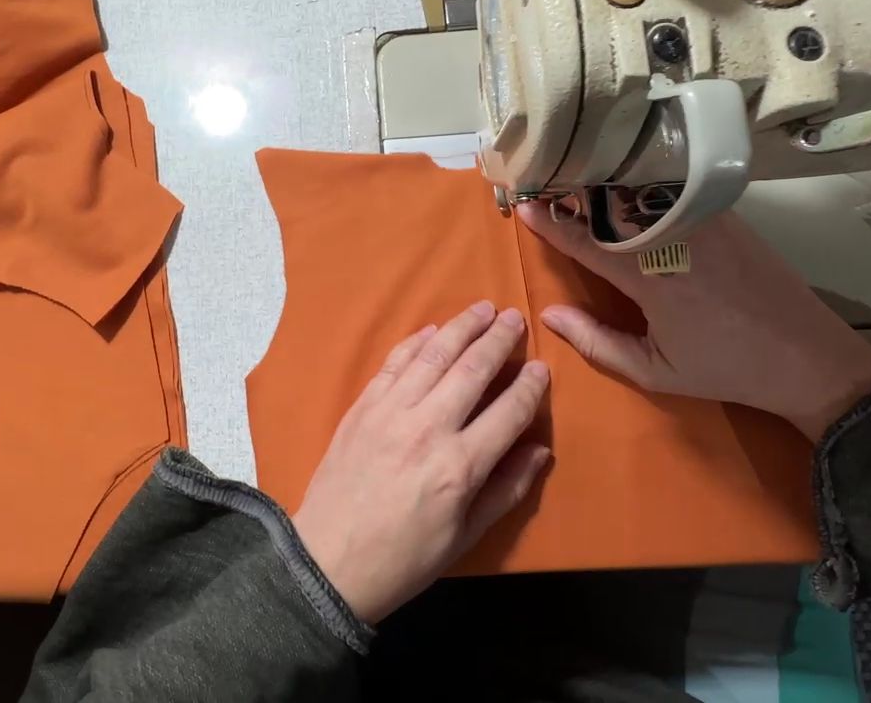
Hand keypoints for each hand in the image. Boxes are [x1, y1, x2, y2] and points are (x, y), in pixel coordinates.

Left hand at [290, 302, 551, 624]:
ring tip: (483, 309)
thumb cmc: (404, 557)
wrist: (328, 561)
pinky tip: (433, 329)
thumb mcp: (465, 537)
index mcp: (460, 466)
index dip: (529, 387)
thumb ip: (506, 490)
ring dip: (461, 327)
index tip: (542, 367)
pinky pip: (394, 362)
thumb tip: (540, 450)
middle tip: (516, 317)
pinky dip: (416, 341)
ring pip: (434, 355)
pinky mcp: (363, 405)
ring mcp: (391, 411)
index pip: (508, 413)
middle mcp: (428, 427)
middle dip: (498, 340)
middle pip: (472, 370)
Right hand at [517, 204, 870, 441]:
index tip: (522, 204)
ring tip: (577, 173)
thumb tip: (548, 314)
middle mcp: (672, 237)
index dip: (551, 222)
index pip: (586, 240)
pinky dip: (642, 181)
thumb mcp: (657, 371)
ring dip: (605, 180)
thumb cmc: (726, 368)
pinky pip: (673, 188)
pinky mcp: (725, 213)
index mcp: (649, 277)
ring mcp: (702, 218)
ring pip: (640, 187)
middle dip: (572, 188)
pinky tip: (627, 179)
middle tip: (543, 177)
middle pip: (610, 200)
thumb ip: (597, 343)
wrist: (810, 356)